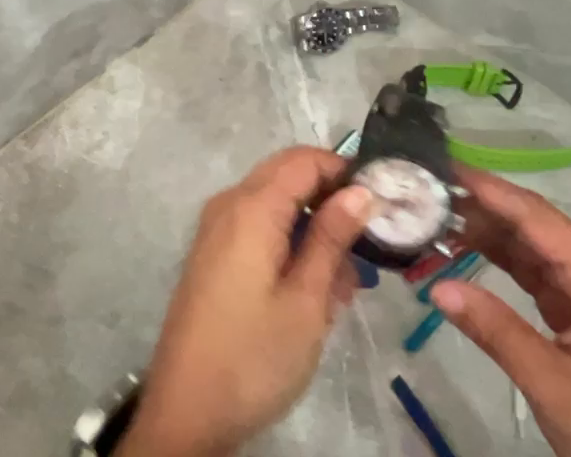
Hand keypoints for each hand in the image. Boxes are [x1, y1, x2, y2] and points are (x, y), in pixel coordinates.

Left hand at [119, 147, 376, 456]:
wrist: (187, 410)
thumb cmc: (254, 355)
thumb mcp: (306, 300)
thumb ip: (331, 238)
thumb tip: (360, 190)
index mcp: (250, 207)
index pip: (304, 160)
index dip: (345, 172)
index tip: (383, 204)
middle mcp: (228, 206)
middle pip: (289, 179)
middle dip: (331, 204)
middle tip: (367, 250)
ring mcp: (217, 231)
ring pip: (278, 209)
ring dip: (314, 234)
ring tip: (342, 288)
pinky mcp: (215, 257)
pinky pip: (260, 232)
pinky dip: (291, 250)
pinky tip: (314, 295)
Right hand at [430, 170, 570, 456]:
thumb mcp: (556, 389)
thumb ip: (497, 332)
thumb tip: (435, 286)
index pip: (537, 217)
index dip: (488, 189)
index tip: (441, 165)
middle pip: (534, 226)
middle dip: (480, 208)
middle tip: (423, 196)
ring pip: (535, 249)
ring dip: (487, 235)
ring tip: (433, 219)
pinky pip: (542, 275)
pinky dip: (504, 263)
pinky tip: (466, 253)